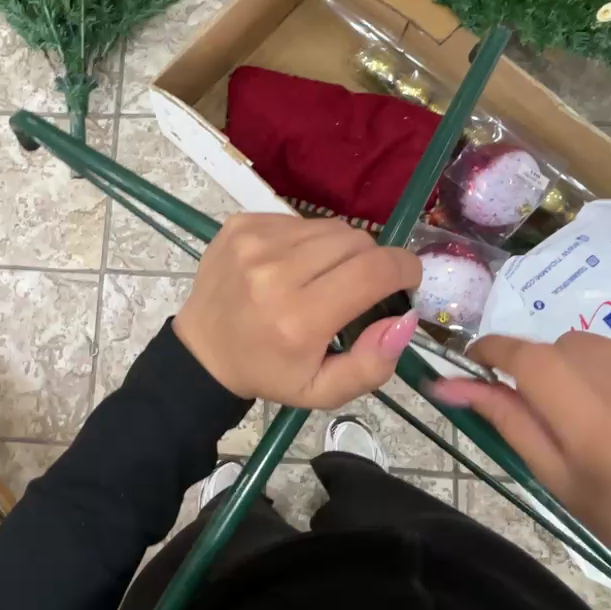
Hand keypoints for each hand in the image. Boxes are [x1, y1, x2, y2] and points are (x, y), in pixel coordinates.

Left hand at [173, 215, 420, 408]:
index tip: (408, 279)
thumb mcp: (323, 390)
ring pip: (330, 226)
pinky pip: (298, 219)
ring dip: (339, 249)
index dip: (405, 268)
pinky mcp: (241, 223)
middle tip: (360, 286)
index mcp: (300, 318)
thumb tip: (405, 318)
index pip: (375, 270)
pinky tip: (291, 265)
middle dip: (372, 261)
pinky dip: (306, 240)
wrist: (203, 351)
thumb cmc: (268, 371)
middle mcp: (276, 272)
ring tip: (322, 277)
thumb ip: (372, 364)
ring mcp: (254, 241)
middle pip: (357, 241)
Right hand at [435, 332, 610, 609]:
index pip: (531, 361)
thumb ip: (505, 422)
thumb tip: (446, 383)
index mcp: (601, 432)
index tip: (474, 359)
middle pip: (558, 346)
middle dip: (537, 367)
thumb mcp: (557, 483)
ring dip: (575, 367)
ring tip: (591, 411)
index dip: (493, 350)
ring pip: (590, 345)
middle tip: (543, 408)